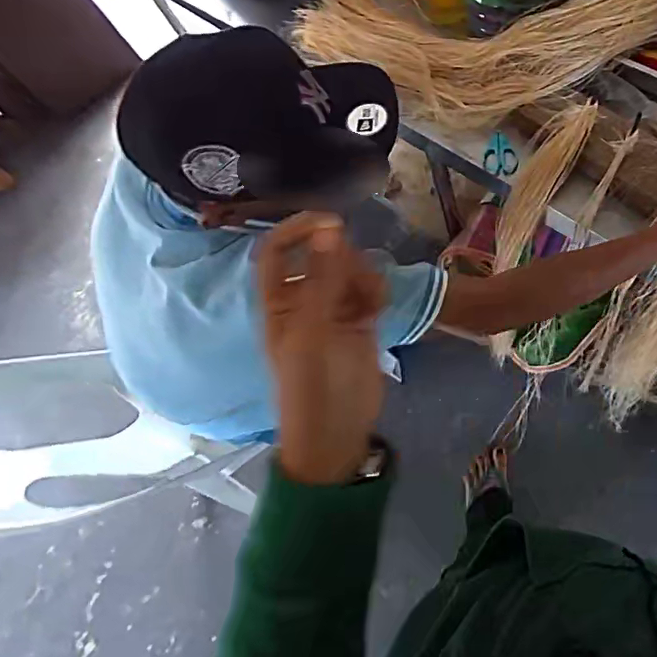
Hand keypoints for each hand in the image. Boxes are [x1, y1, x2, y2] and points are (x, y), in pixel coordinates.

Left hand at [256, 212, 386, 484]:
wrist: (339, 434)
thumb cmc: (313, 386)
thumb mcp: (313, 330)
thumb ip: (322, 277)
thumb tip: (330, 227)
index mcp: (279, 300)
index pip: (277, 248)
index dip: (297, 229)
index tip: (331, 222)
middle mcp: (304, 298)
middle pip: (321, 254)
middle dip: (342, 259)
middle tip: (356, 279)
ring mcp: (333, 309)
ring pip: (350, 270)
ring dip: (364, 277)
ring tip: (370, 303)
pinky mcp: (360, 321)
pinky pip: (369, 289)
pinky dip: (376, 292)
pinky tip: (379, 309)